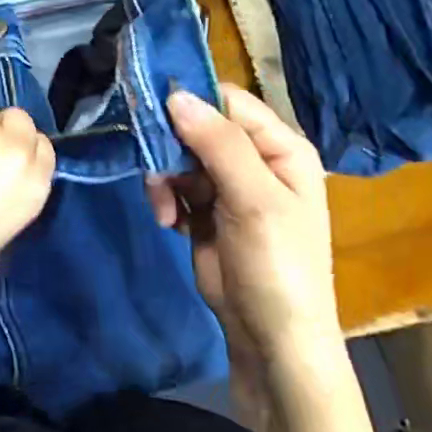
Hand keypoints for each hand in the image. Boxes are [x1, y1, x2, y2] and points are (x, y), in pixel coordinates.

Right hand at [148, 84, 335, 354]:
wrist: (269, 336)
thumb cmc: (276, 264)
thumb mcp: (254, 200)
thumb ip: (218, 144)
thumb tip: (176, 95)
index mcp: (280, 147)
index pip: (229, 102)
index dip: (190, 101)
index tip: (150, 110)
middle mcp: (254, 159)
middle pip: (197, 127)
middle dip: (170, 147)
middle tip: (154, 171)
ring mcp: (228, 185)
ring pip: (179, 156)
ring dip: (164, 179)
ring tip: (164, 210)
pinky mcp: (204, 210)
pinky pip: (174, 185)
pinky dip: (165, 199)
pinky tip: (169, 223)